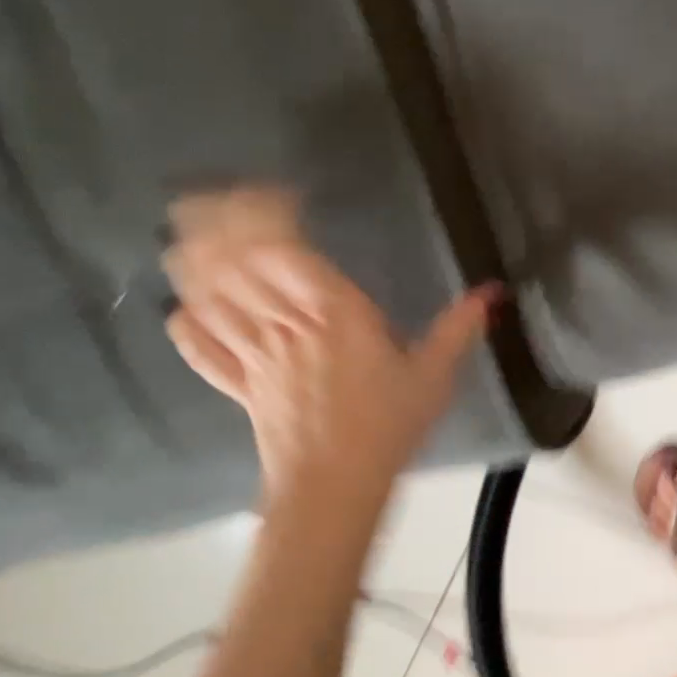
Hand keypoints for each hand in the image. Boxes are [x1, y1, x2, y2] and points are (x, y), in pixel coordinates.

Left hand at [161, 186, 496, 504]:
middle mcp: (286, 325)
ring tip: (186, 238)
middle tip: (207, 199)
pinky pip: (206, 351)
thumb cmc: (390, 422)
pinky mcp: (240, 388)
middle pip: (238, 267)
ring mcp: (255, 356)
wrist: (335, 485)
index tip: (272, 191)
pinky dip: (190, 328)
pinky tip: (182, 312)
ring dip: (196, 268)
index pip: (287, 252)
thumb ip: (459, 326)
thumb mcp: (435, 372)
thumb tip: (494, 291)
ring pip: (214, 301)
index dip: (268, 216)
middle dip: (217, 229)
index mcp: (334, 313)